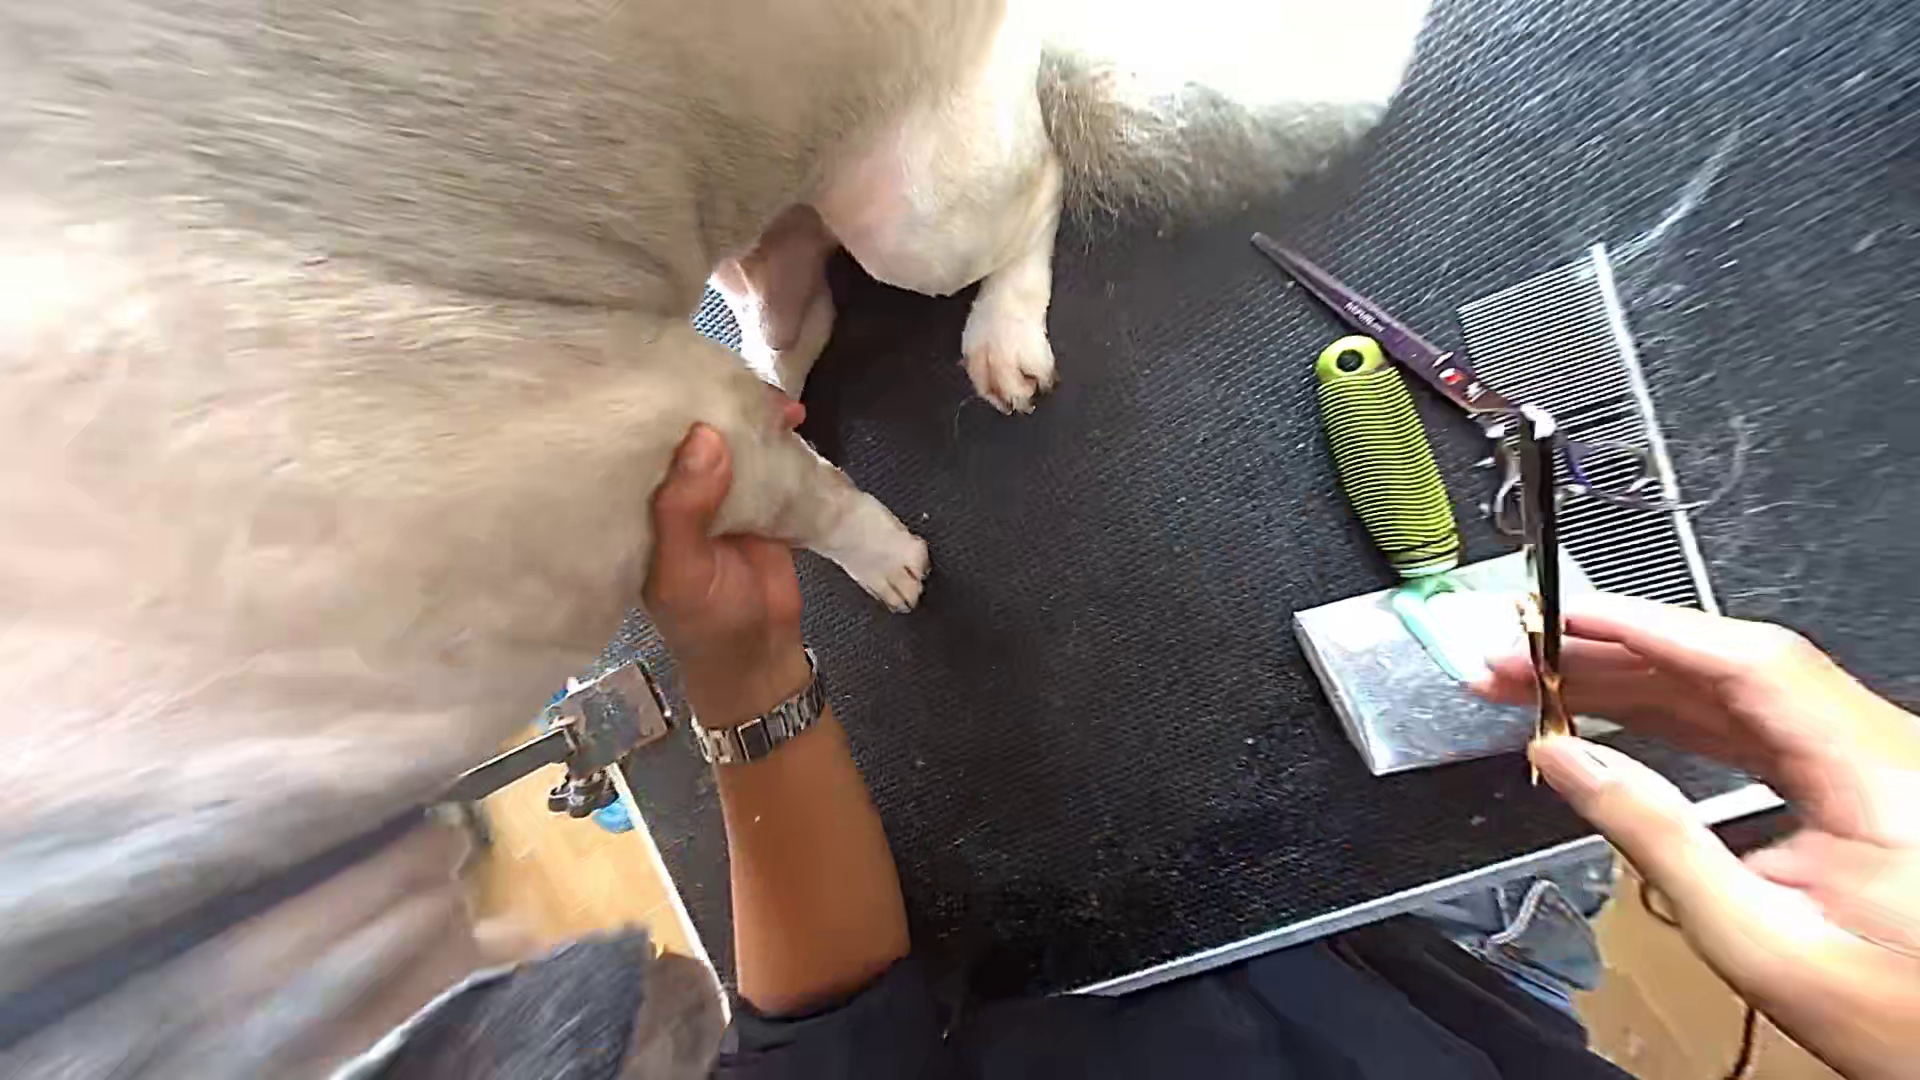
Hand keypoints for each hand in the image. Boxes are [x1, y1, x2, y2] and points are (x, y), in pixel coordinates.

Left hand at [644, 408, 811, 728]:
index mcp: (644, 509)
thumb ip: (685, 509)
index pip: (641, 449)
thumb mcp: (683, 571)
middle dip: (713, 407)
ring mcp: (725, 499)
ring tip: (773, 398)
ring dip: (753, 421)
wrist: (762, 654)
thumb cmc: (708, 621)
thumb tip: (705, 435)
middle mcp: (680, 497)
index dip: (653, 412)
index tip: (674, 373)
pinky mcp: (763, 506)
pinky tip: (794, 421)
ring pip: (734, 447)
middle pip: (691, 440)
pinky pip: (771, 467)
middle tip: (737, 377)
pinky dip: (783, 445)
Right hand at [1479, 594, 1919, 1077]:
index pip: (1749, 663)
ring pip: (1716, 689)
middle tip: (1511, 662)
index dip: (1643, 626)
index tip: (1559, 617)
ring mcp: (1868, 766)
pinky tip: (1592, 710)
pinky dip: (1650, 706)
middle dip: (1598, 655)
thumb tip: (1559, 755)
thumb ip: (1653, 836)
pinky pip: (1731, 719)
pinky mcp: (1846, 780)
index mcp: (1891, 786)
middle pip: (1718, 667)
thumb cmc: (1910, 1029)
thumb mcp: (1763, 944)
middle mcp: (1888, 757)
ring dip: (1612, 679)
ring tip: (1528, 683)